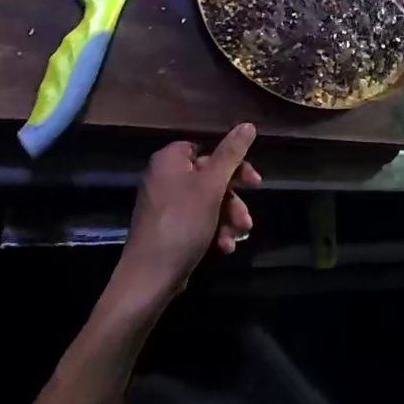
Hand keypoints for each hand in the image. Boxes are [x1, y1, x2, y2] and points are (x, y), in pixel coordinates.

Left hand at [105, 124, 261, 318]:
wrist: (150, 278)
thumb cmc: (182, 223)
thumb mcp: (212, 185)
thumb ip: (232, 154)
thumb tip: (248, 124)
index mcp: (170, 161)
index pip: (208, 149)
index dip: (233, 164)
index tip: (253, 183)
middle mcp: (165, 178)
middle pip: (212, 178)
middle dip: (233, 200)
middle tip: (247, 216)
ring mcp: (165, 205)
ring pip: (209, 202)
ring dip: (228, 219)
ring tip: (238, 236)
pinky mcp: (168, 228)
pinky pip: (198, 221)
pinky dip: (214, 231)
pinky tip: (224, 247)